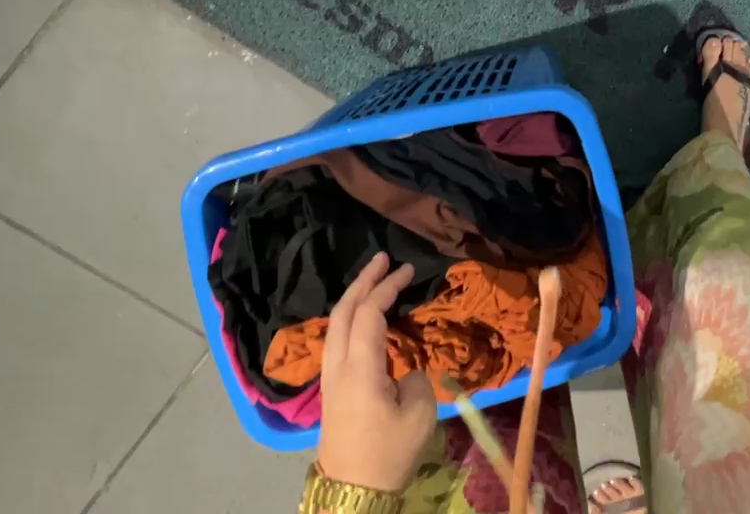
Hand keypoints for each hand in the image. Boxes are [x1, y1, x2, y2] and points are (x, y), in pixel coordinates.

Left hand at [316, 253, 437, 492]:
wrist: (353, 496)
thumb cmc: (389, 454)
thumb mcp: (419, 414)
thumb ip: (416, 379)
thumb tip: (406, 372)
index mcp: (359, 369)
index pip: (369, 313)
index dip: (387, 287)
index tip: (408, 269)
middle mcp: (338, 368)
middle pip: (342, 313)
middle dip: (362, 282)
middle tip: (383, 258)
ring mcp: (330, 381)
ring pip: (334, 326)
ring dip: (353, 298)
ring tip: (373, 281)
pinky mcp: (331, 393)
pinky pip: (336, 341)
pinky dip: (350, 319)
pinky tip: (364, 318)